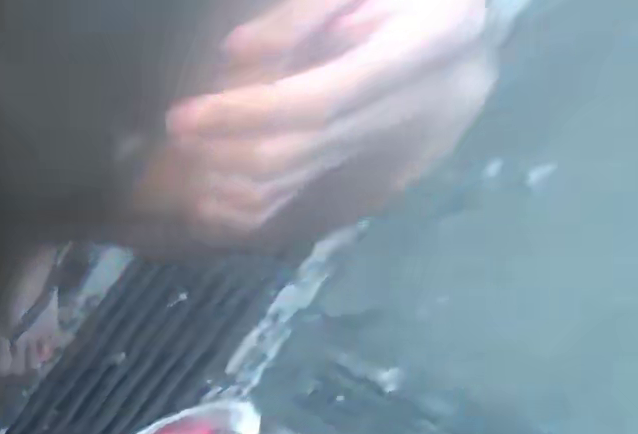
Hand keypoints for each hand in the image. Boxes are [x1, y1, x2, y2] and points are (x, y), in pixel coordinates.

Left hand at [141, 0, 494, 239]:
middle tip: (178, 128)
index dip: (242, 113)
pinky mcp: (365, 184)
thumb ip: (301, 12)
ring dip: (219, 178)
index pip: (316, 101)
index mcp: (437, 38)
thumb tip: (235, 51)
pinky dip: (231, 208)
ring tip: (188, 149)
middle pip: (292, 154)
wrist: (459, 24)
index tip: (182, 116)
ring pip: (283, 188)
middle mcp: (419, 106)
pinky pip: (283, 211)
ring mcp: (394, 152)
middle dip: (221, 147)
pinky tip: (203, 190)